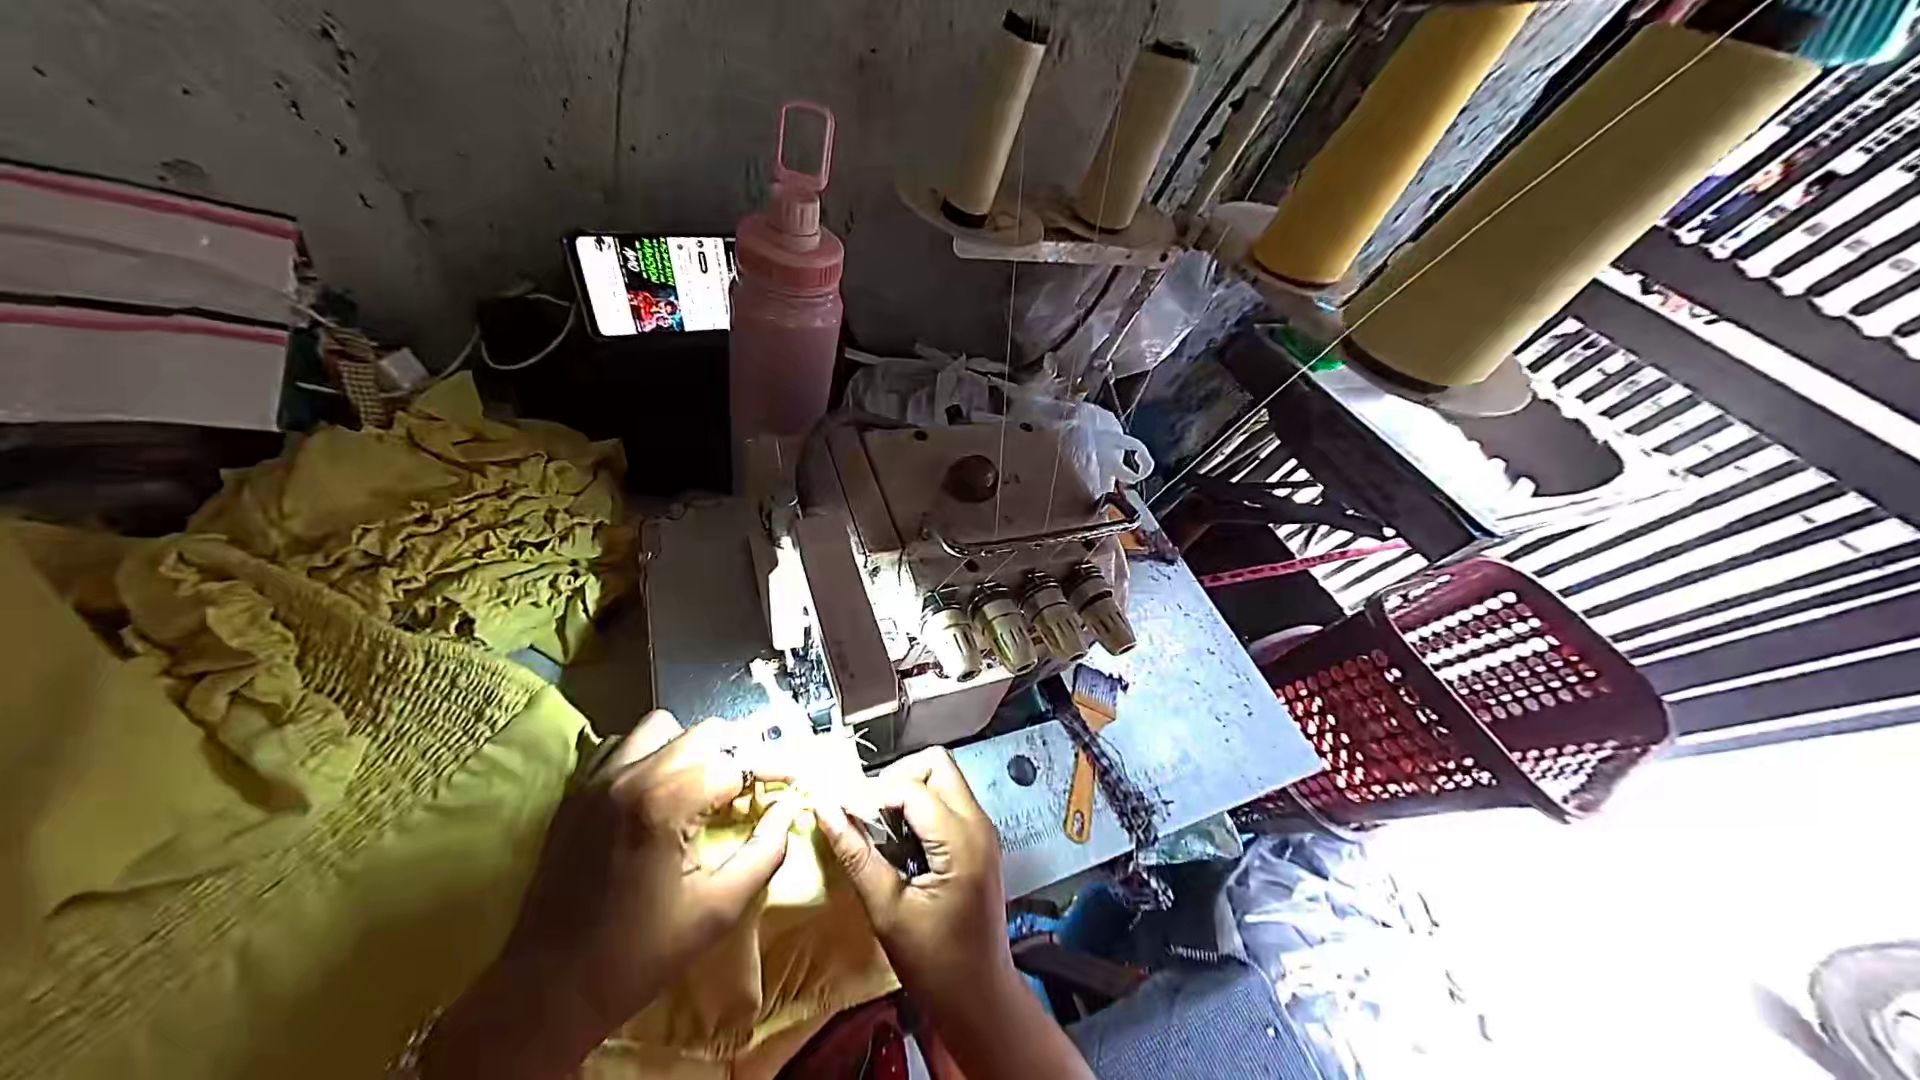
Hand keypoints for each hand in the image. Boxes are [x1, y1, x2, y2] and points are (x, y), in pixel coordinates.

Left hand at [422, 711, 797, 1079]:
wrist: (547, 991)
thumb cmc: (640, 954)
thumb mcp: (719, 910)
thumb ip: (765, 851)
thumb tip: (788, 808)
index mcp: (666, 803)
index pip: (736, 762)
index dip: (770, 770)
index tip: (791, 781)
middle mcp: (631, 777)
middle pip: (704, 733)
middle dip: (739, 751)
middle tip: (757, 781)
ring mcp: (598, 781)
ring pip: (661, 727)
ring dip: (694, 746)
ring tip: (708, 780)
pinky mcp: (577, 793)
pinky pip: (624, 746)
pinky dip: (652, 753)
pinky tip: (662, 789)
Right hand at [816, 748, 1094, 1079]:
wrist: (980, 1000)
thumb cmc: (935, 964)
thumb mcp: (887, 911)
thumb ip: (856, 854)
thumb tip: (824, 809)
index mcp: (961, 840)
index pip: (911, 787)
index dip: (869, 793)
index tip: (838, 811)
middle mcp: (978, 823)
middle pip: (936, 764)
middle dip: (894, 779)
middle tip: (864, 814)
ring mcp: (981, 829)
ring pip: (942, 779)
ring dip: (905, 791)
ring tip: (876, 827)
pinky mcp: (977, 840)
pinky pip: (946, 801)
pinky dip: (918, 808)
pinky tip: (896, 840)